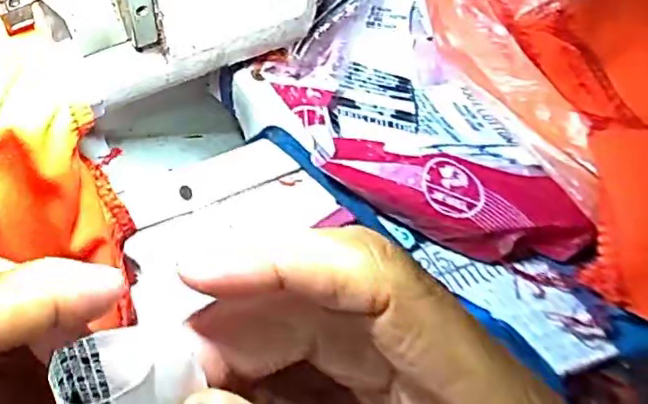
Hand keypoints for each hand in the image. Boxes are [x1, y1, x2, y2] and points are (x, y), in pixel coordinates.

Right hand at [178, 227, 560, 403]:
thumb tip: (194, 393)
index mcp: (470, 371)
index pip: (369, 273)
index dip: (273, 258)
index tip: (194, 269)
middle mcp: (437, 351)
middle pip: (318, 299)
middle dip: (238, 319)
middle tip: (176, 358)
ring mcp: (412, 373)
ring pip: (307, 332)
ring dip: (241, 351)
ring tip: (192, 378)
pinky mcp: (390, 392)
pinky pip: (315, 371)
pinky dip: (265, 380)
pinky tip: (228, 393)